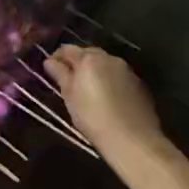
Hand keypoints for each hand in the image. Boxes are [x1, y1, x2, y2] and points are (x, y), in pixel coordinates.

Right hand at [43, 45, 164, 165]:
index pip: (68, 49)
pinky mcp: (138, 82)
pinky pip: (118, 75)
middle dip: (77, 63)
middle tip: (70, 81)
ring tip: (89, 90)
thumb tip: (50, 61)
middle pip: (88, 53)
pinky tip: (108, 98)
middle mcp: (109, 58)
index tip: (51, 69)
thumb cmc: (93, 118)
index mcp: (89, 59)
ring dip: (95, 71)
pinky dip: (110, 81)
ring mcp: (126, 69)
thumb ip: (61, 75)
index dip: (57, 57)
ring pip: (105, 64)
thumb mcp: (70, 98)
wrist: (132, 139)